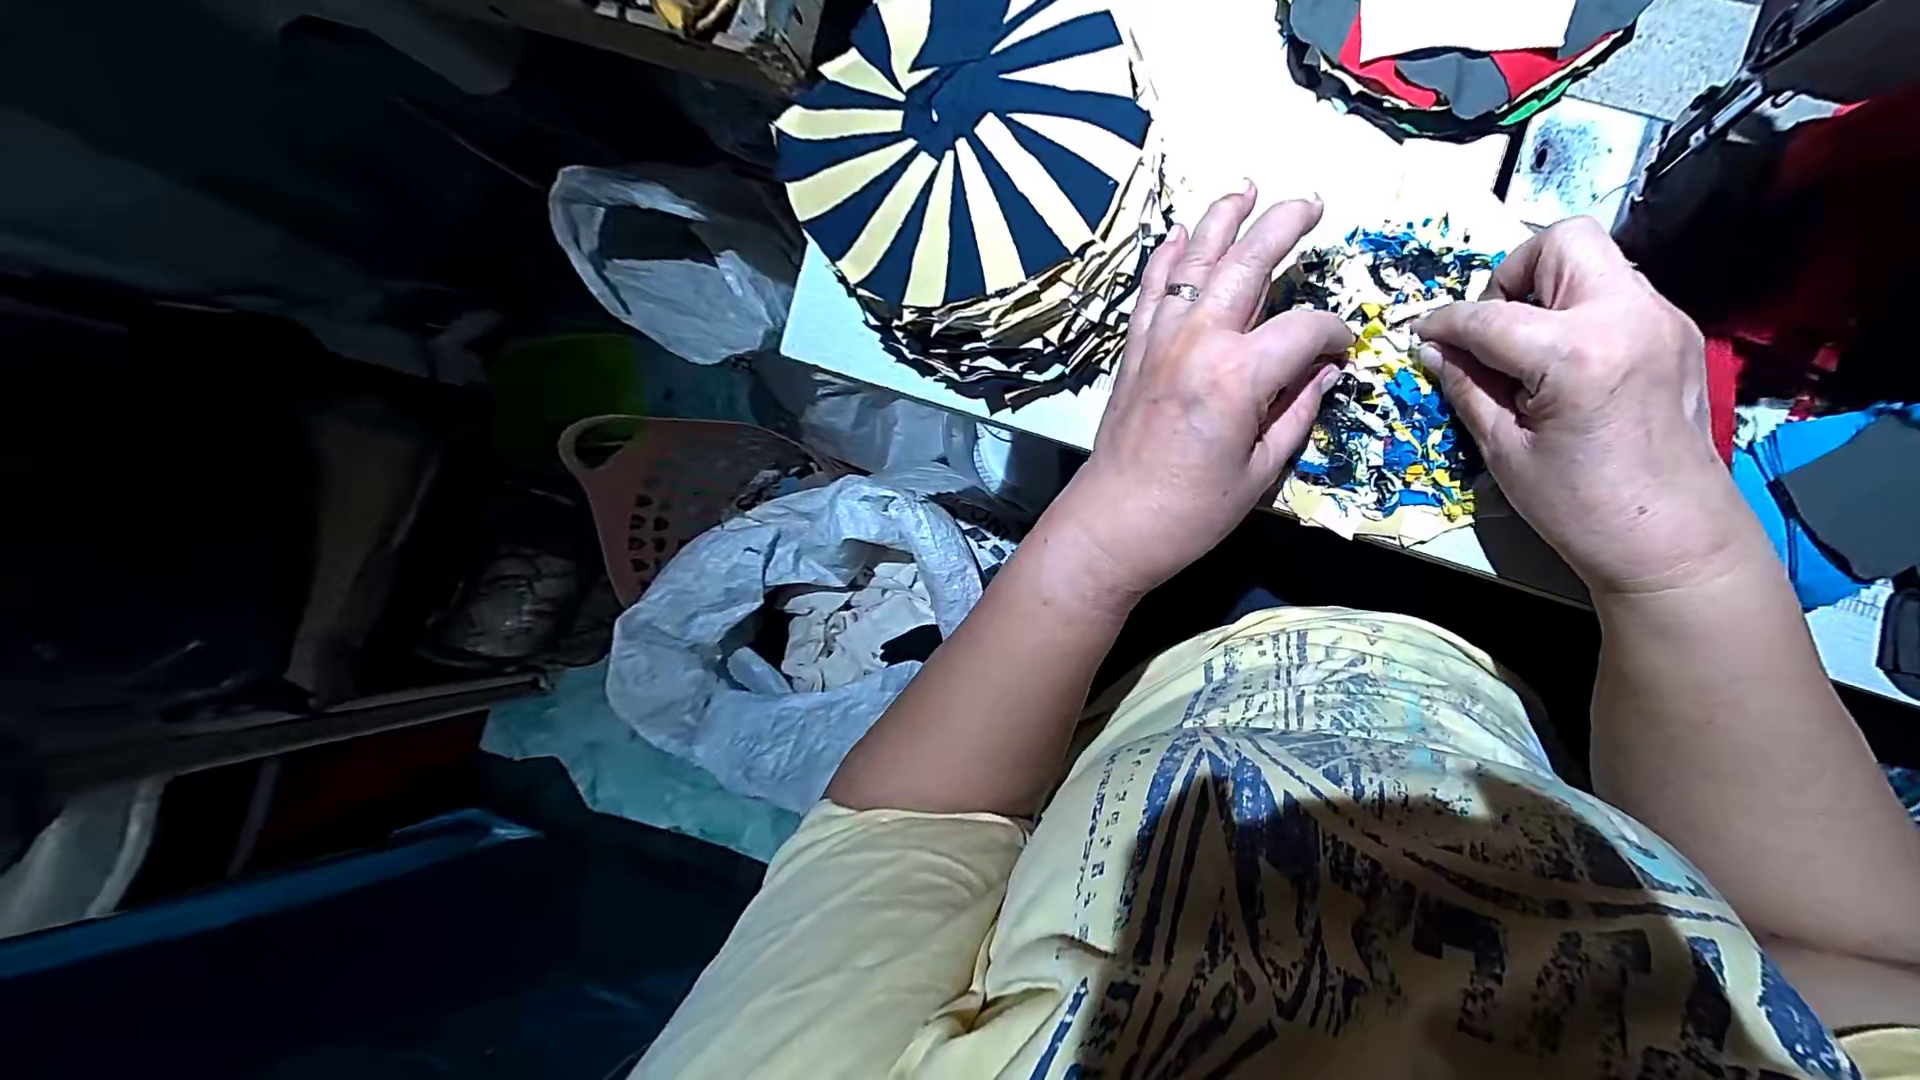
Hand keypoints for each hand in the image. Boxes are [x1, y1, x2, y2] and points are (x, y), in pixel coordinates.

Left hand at [1037, 186, 1353, 608]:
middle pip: (1248, 263)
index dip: (1334, 333)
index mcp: (1239, 375)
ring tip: (1244, 189)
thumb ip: (1298, 411)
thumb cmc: (1191, 511)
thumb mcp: (1261, 470)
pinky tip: (1177, 236)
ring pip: (1193, 265)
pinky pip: (1150, 294)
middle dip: (1284, 227)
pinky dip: (1165, 260)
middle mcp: (1197, 342)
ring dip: (1220, 222)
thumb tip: (1325, 370)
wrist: (1113, 523)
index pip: (1305, 327)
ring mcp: (1158, 343)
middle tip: (1310, 204)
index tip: (1341, 350)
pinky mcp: (1133, 354)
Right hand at [1414, 217, 1762, 595]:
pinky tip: (1550, 361)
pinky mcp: (1671, 332)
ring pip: (1590, 261)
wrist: (1670, 531)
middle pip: (1561, 242)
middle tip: (1486, 329)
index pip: (1489, 314)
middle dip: (1508, 276)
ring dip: (1540, 291)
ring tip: (1515, 349)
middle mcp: (1630, 316)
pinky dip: (1568, 310)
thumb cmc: (1574, 501)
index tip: (1419, 336)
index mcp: (1579, 353)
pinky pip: (1610, 292)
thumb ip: (1466, 386)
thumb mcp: (1501, 446)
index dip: (1443, 323)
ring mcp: (1661, 319)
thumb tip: (1432, 350)